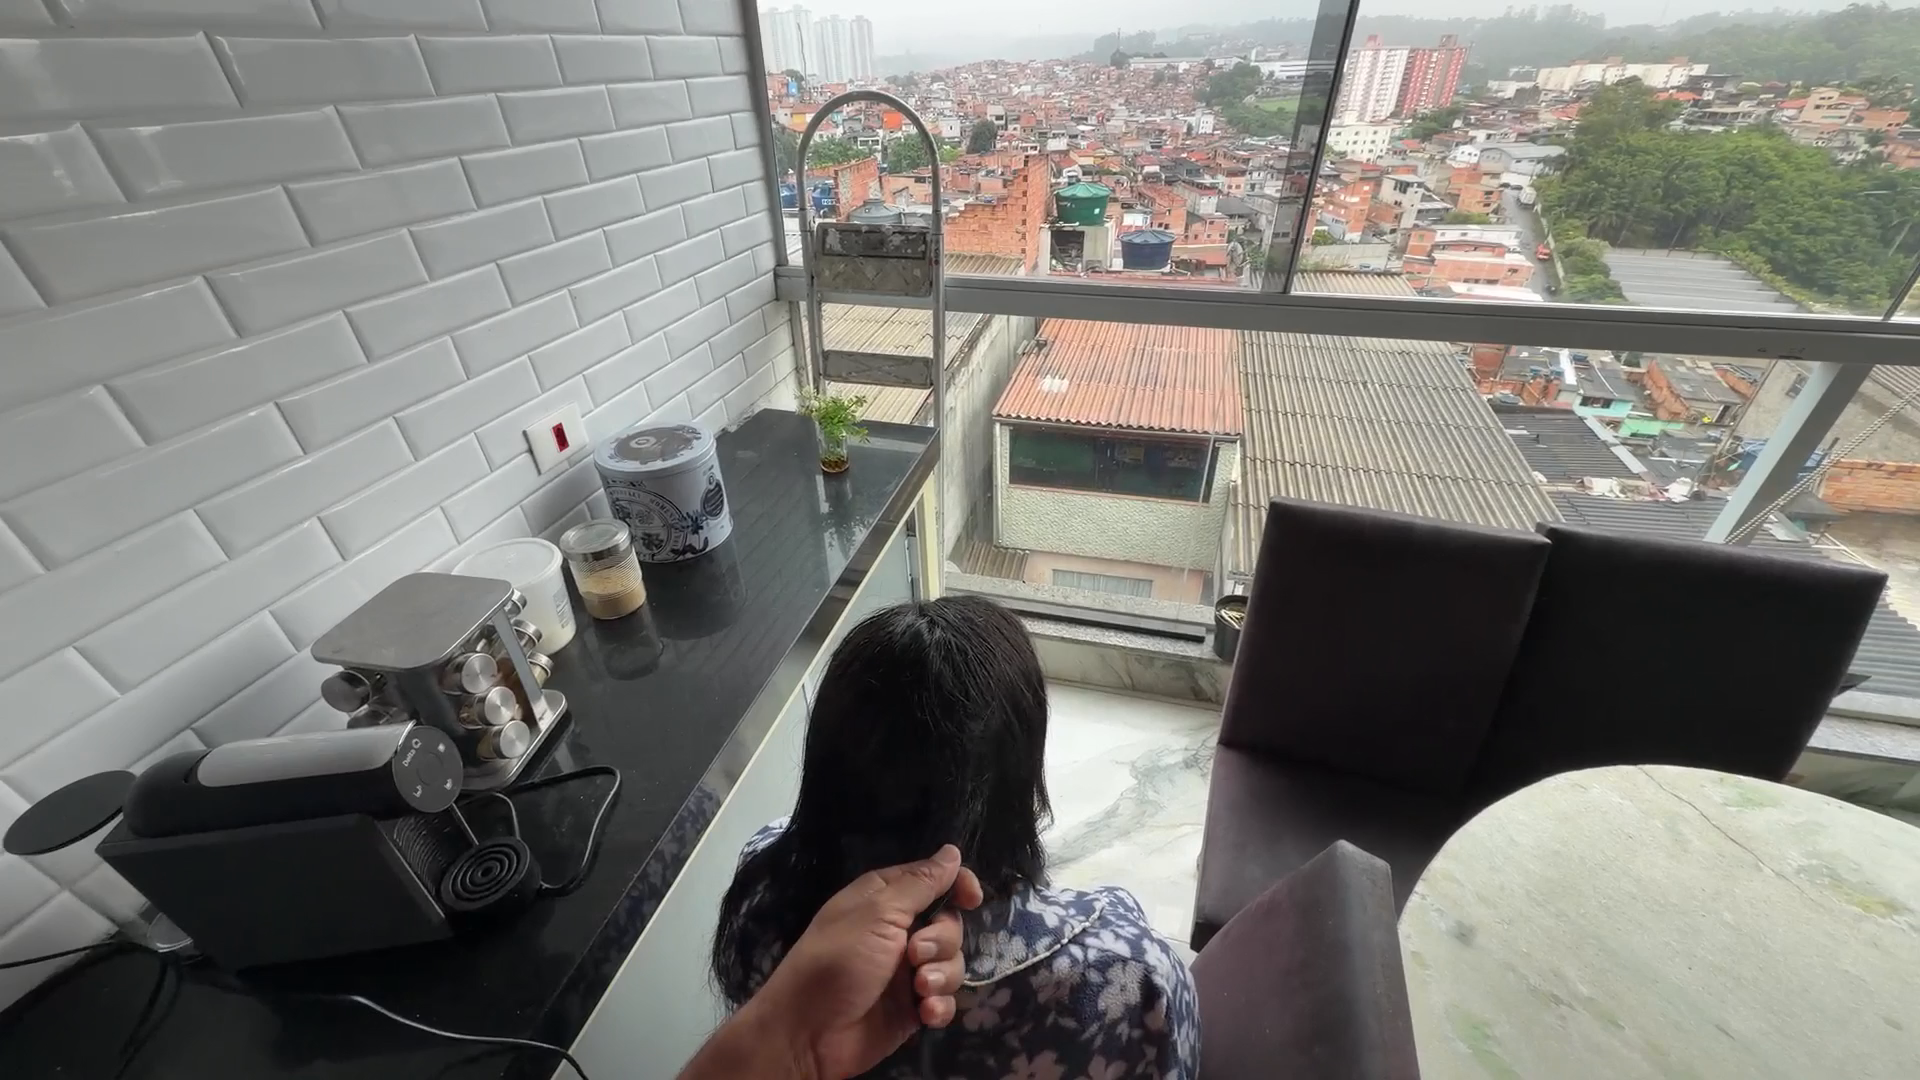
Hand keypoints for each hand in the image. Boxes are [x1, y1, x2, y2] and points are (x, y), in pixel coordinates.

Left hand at [735, 844, 983, 1078]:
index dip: (958, 884)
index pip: (935, 879)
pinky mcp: (911, 1007)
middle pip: (949, 923)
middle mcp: (900, 929)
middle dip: (941, 940)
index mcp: (887, 897)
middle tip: (915, 955)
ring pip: (951, 962)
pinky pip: (943, 999)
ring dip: (942, 975)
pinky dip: (939, 1005)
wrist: (806, 1034)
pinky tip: (925, 1013)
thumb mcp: (879, 913)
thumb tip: (952, 851)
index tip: (972, 898)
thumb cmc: (838, 960)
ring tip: (919, 989)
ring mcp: (906, 970)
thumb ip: (921, 883)